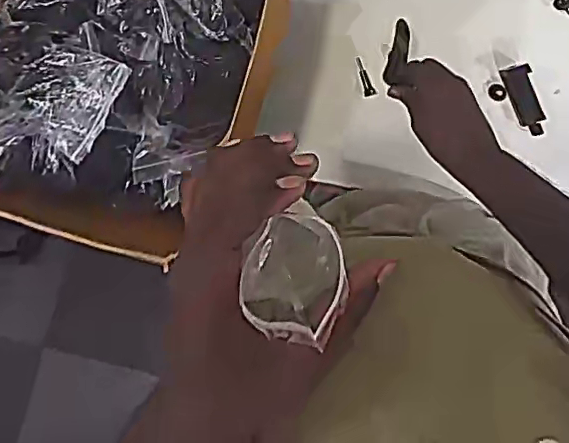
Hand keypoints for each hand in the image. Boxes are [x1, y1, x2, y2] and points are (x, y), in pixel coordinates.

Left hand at [136, 136, 394, 442]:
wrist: (196, 422)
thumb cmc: (243, 395)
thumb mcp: (303, 363)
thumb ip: (346, 312)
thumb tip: (385, 267)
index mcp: (210, 280)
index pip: (233, 212)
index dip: (268, 188)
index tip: (303, 181)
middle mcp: (190, 257)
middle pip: (216, 182)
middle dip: (260, 160)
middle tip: (301, 159)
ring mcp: (183, 253)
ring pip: (205, 181)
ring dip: (244, 160)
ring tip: (282, 154)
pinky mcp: (188, 254)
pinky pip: (202, 196)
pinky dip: (229, 175)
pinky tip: (255, 173)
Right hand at [388, 58, 504, 180]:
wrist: (474, 156)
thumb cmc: (448, 143)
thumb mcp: (418, 122)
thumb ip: (408, 100)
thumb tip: (398, 90)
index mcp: (432, 82)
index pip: (410, 67)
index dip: (400, 75)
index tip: (394, 83)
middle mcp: (448, 80)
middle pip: (426, 66)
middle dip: (414, 74)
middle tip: (404, 87)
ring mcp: (460, 87)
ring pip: (439, 73)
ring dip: (428, 80)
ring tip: (417, 97)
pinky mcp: (468, 96)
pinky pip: (450, 83)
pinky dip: (440, 88)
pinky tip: (433, 103)